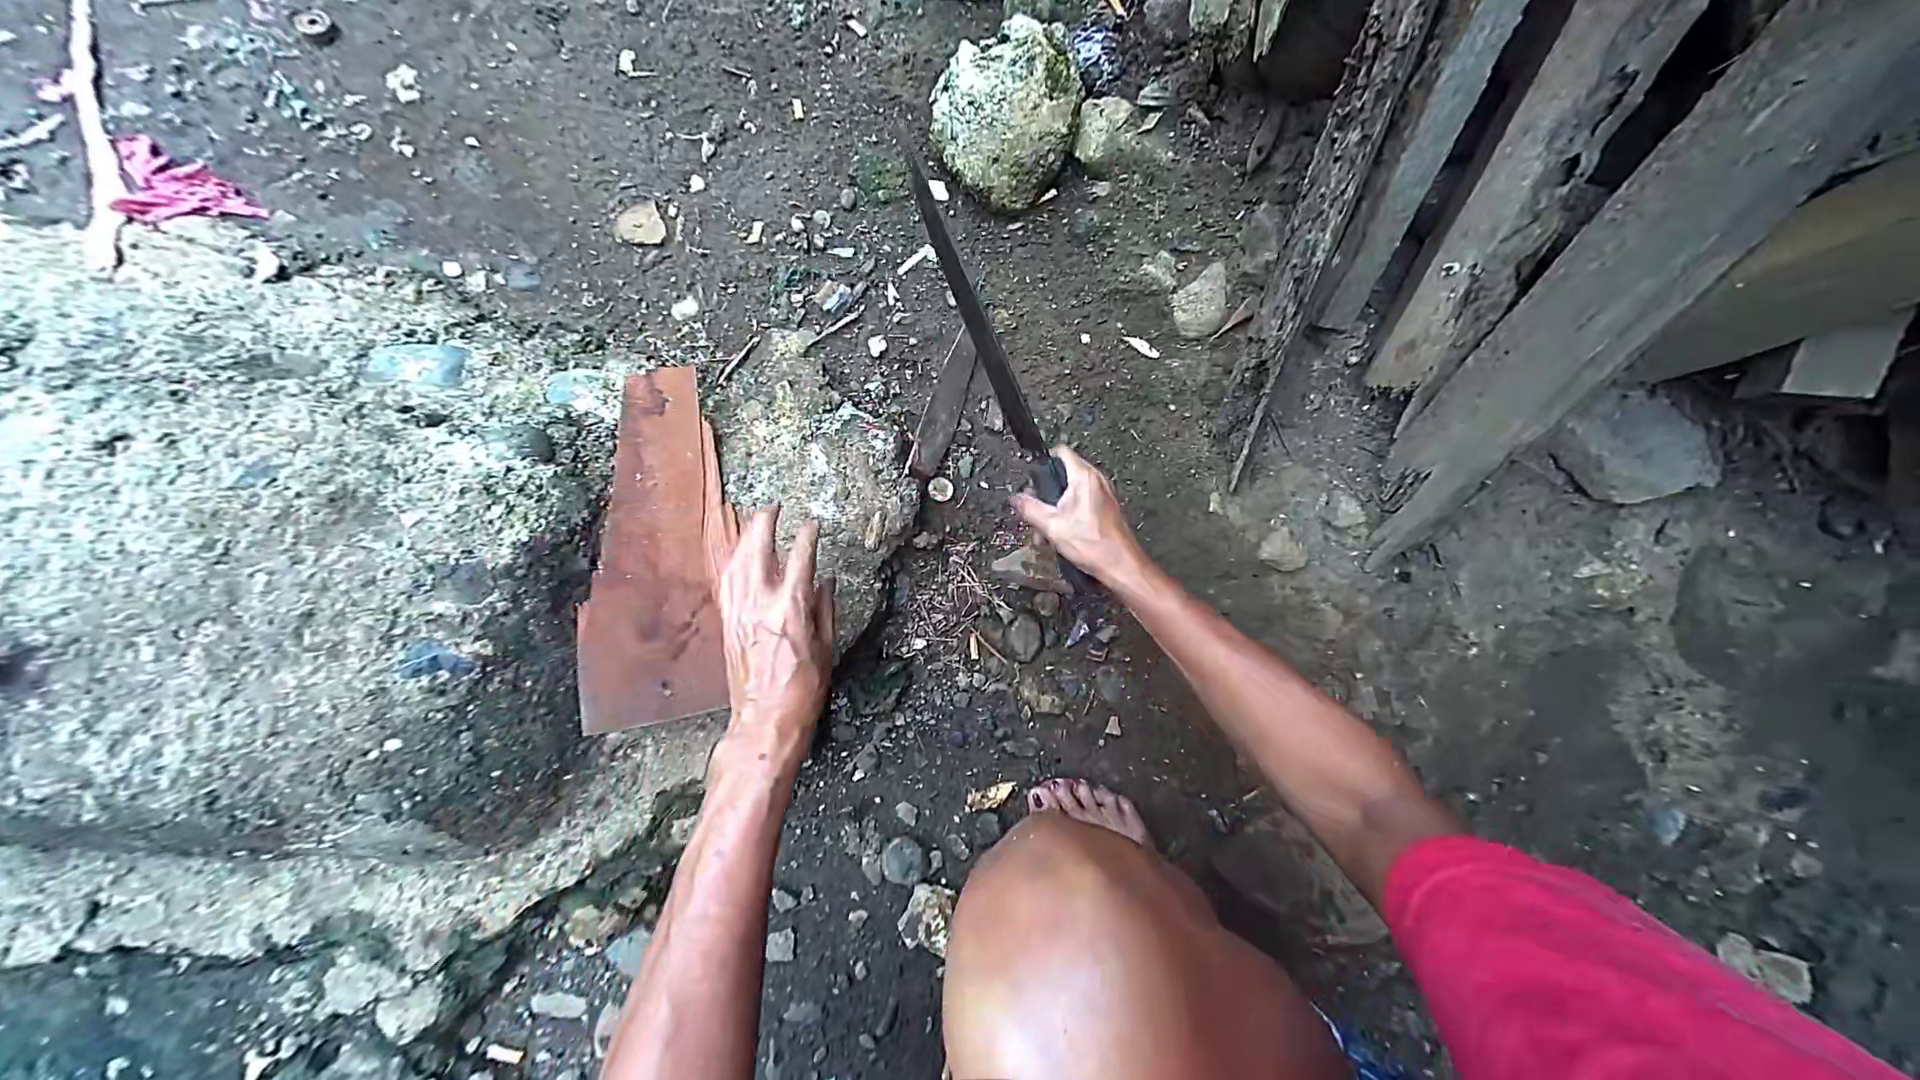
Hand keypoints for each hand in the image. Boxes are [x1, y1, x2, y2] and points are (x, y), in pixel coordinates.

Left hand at [707, 505, 835, 771]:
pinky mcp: (727, 622)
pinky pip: (726, 581)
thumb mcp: (826, 648)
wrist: (764, 719)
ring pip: (736, 560)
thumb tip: (825, 580)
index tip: (813, 524)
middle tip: (775, 507)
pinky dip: (732, 561)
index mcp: (791, 610)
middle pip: (757, 549)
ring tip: (756, 520)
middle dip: (765, 522)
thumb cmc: (802, 690)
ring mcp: (738, 612)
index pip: (800, 559)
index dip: (807, 536)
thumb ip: (825, 608)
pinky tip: (736, 552)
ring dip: (745, 535)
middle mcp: (760, 605)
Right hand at [1010, 446, 1144, 583]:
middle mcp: (1097, 481)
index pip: (1062, 452)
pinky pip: (1082, 503)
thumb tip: (1017, 499)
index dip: (1044, 460)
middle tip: (1038, 510)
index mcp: (1084, 478)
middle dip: (1047, 492)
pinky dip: (1070, 514)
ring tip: (1049, 528)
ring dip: (1057, 507)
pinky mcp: (1106, 508)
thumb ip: (1030, 509)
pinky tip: (1063, 533)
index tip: (1034, 475)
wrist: (1120, 565)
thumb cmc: (1096, 545)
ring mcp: (1104, 494)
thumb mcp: (1051, 526)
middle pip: (1064, 474)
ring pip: (1072, 491)